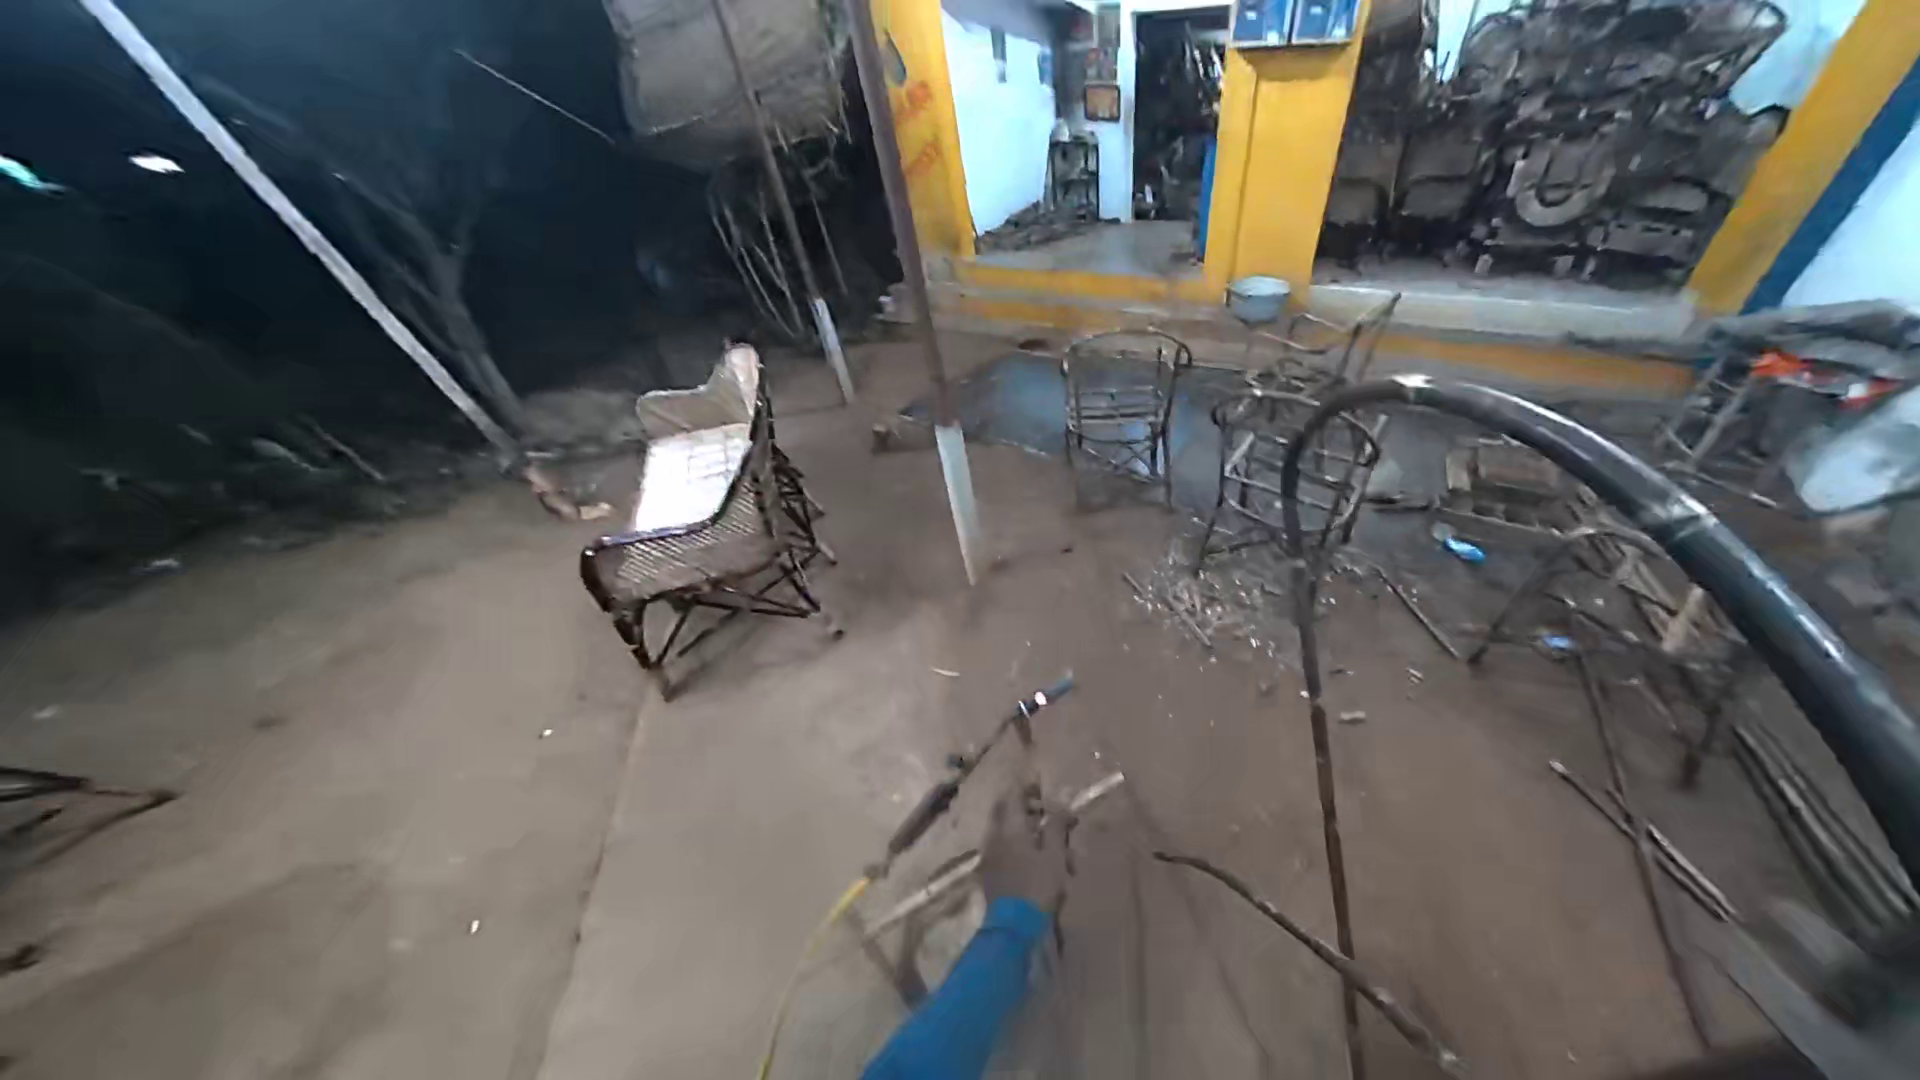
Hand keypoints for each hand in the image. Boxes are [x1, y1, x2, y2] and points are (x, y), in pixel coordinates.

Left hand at [978, 783, 1070, 914]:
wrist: (1012, 929)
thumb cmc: (1037, 887)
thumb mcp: (1054, 855)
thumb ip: (1056, 827)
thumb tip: (1061, 806)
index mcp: (1009, 827)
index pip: (1014, 795)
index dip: (1029, 788)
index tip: (1045, 787)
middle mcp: (994, 836)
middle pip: (1010, 814)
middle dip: (1032, 813)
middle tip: (1053, 820)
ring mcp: (990, 856)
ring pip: (1013, 836)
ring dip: (1035, 839)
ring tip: (1064, 860)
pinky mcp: (990, 874)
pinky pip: (1008, 853)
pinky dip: (1026, 854)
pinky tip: (1045, 871)